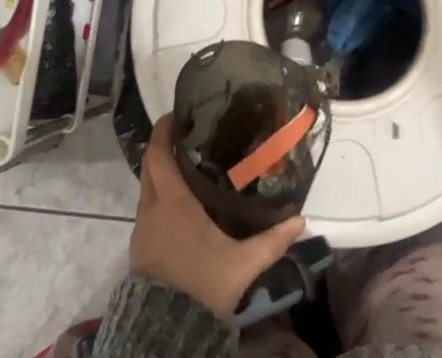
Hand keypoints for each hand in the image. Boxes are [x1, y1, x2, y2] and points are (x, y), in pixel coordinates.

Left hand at [129, 115, 306, 316]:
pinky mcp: (141, 244)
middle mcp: (152, 207)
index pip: (158, 154)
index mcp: (173, 202)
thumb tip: (301, 220)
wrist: (166, 326)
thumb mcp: (243, 264)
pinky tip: (181, 203)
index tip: (175, 114)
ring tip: (188, 166)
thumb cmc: (202, 284)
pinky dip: (160, 194)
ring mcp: (142, 226)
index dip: (163, 131)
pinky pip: (148, 206)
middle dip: (162, 146)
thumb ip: (272, 240)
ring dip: (161, 172)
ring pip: (147, 187)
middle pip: (149, 165)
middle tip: (187, 135)